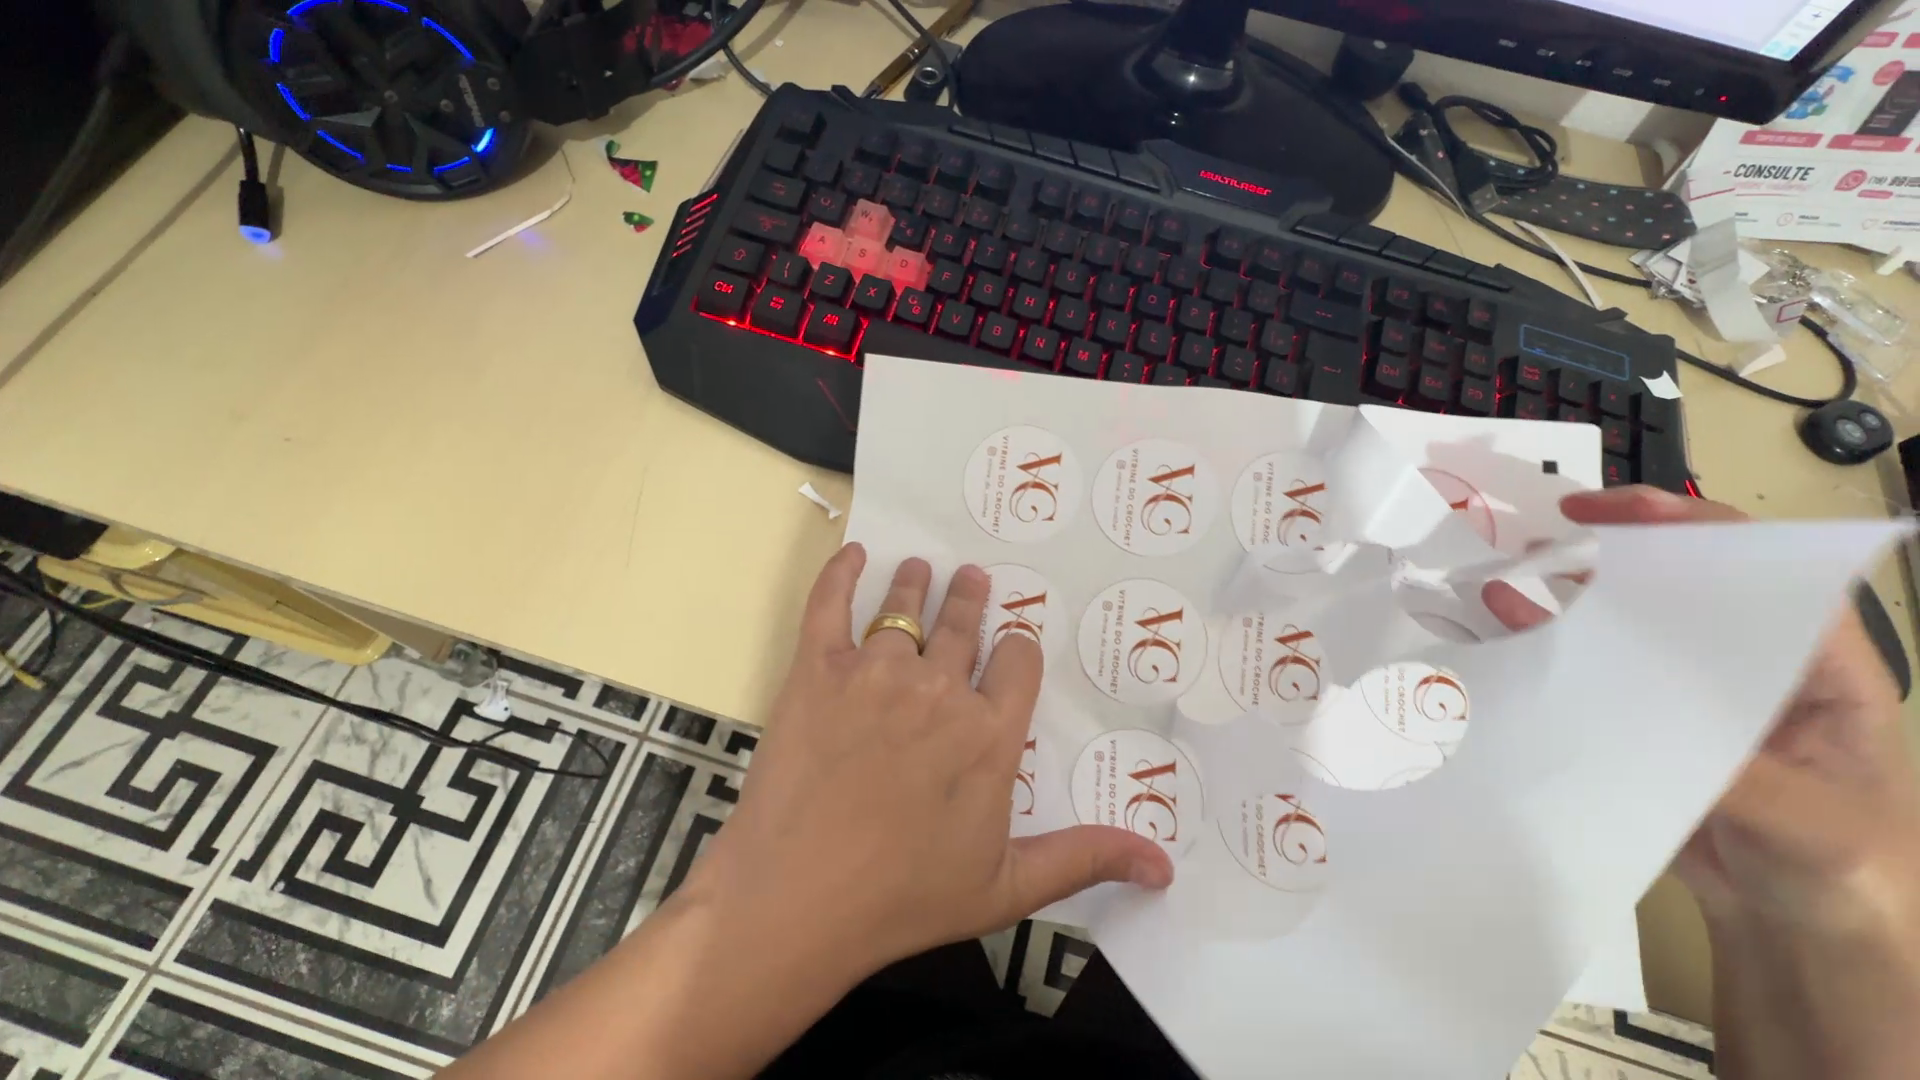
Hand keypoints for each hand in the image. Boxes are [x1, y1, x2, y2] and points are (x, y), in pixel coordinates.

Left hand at [685, 545, 1173, 983]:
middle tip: (971, 576)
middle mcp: (939, 688)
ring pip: (904, 609)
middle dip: (970, 599)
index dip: (1018, 648)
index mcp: (991, 733)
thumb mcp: (1007, 888)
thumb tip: (1165, 866)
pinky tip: (854, 554)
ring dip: (917, 583)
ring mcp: (875, 673)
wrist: (798, 899)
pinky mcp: (817, 671)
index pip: (1020, 661)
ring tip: (921, 565)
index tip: (1013, 644)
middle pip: (963, 625)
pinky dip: (842, 574)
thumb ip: (1084, 859)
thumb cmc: (905, 898)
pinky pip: (830, 605)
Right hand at [1484, 486, 1919, 937]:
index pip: (1757, 568)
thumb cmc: (1842, 866)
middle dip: (1613, 549)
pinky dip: (1547, 648)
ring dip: (1571, 594)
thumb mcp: (1802, 820)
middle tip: (1539, 538)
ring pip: (1629, 622)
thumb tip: (1619, 704)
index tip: (1603, 512)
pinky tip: (1503, 633)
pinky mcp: (1647, 719)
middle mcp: (1748, 663)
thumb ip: (1721, 762)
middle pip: (1682, 582)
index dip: (1685, 526)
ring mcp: (1693, 691)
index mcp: (1814, 666)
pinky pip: (1593, 671)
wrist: (1803, 926)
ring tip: (1508, 573)